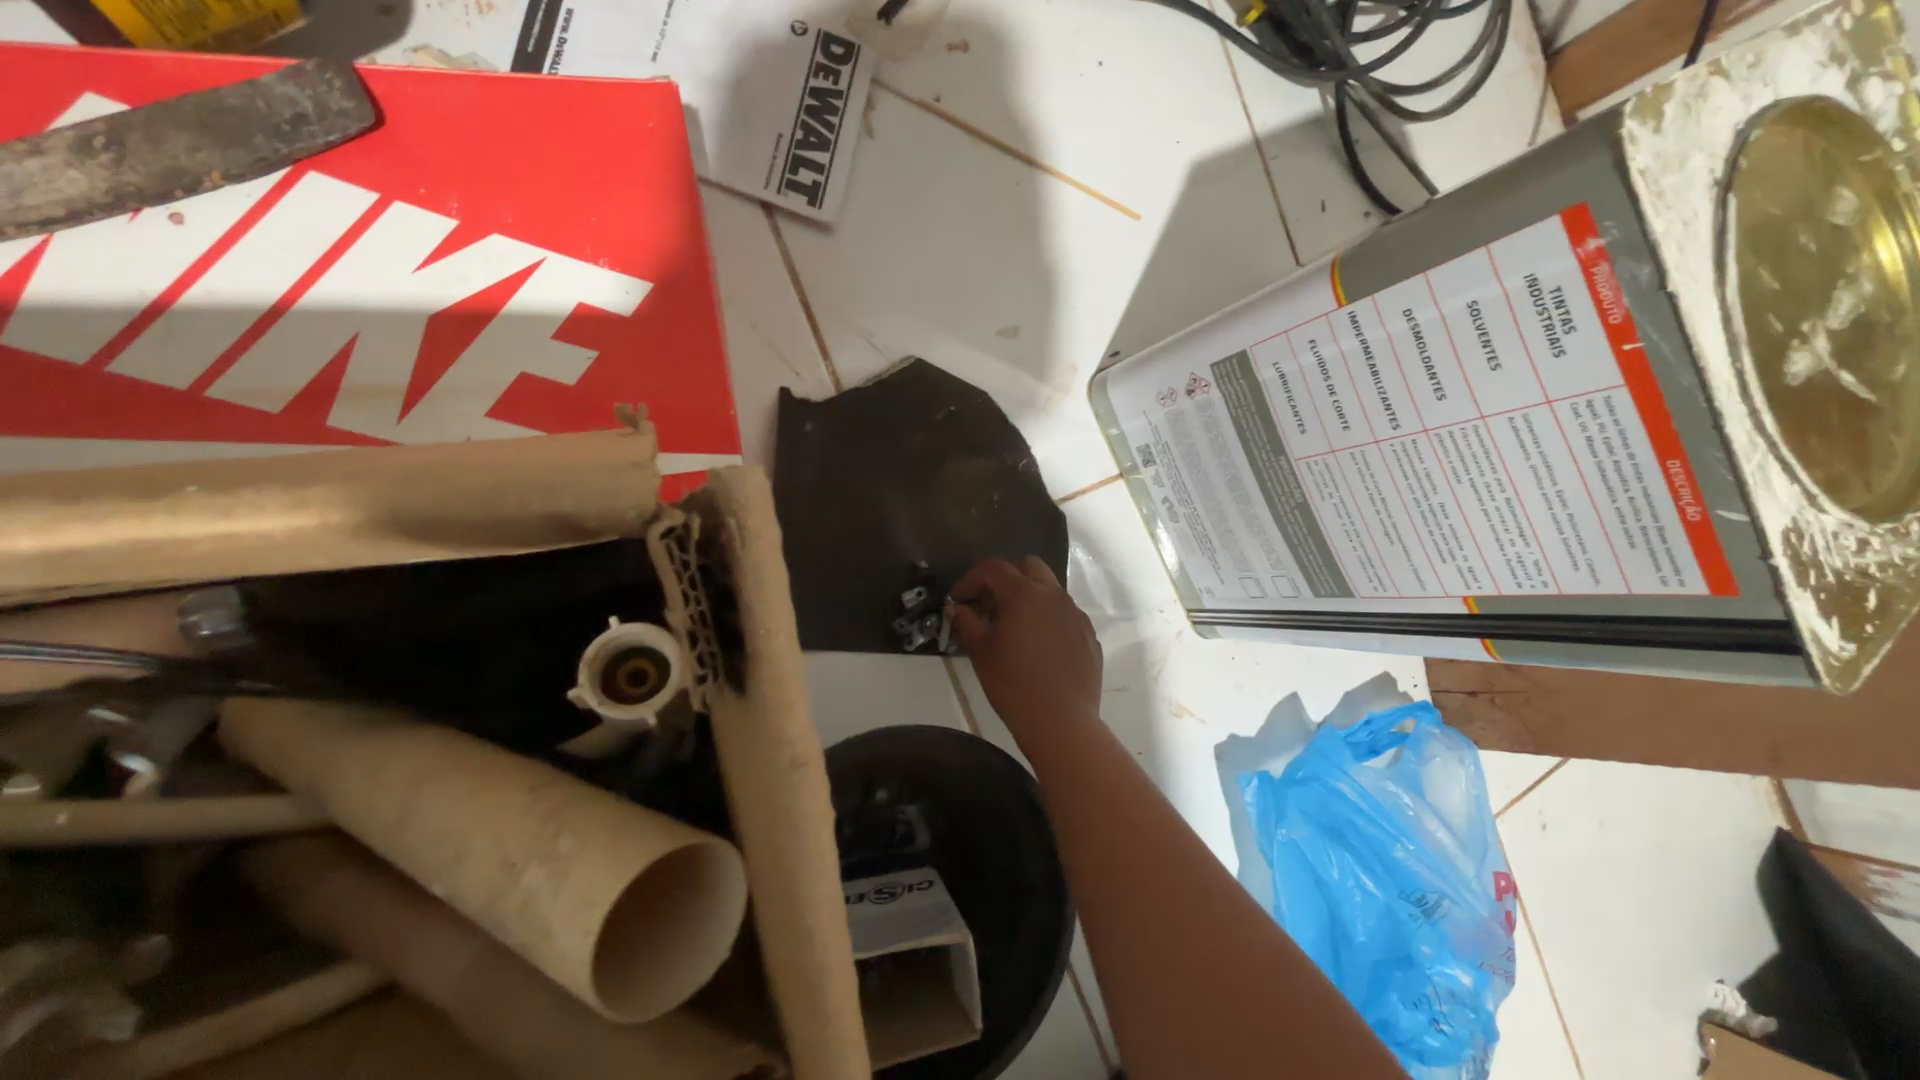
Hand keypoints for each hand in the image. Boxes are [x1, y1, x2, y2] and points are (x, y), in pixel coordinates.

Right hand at [947, 557, 1101, 731]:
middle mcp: (1054, 595)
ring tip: (1013, 629)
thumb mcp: (981, 653)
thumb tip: (955, 608)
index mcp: (1024, 594)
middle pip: (1028, 567)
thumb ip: (966, 623)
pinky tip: (1037, 648)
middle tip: (988, 607)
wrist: (1061, 721)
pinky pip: (1065, 614)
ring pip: (1050, 590)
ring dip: (1028, 598)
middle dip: (1005, 579)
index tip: (959, 600)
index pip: (993, 568)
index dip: (970, 579)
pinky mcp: (1089, 634)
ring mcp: (1076, 614)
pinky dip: (1047, 619)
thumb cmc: (1013, 685)